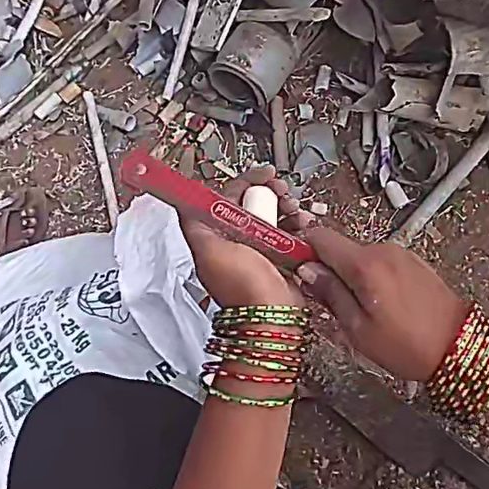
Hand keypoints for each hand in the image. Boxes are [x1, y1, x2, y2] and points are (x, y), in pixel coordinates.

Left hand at [181, 165, 310, 307]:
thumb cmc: (242, 287)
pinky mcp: (284, 255)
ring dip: (288, 208)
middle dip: (271, 193)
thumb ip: (194, 224)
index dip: (246, 182)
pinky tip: (303, 225)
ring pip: (276, 214)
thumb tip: (185, 200)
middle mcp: (240, 239)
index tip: (264, 175)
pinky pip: (292, 231)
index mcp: (218, 235)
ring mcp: (263, 247)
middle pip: (256, 202)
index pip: (229, 198)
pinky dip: (299, 224)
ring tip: (295, 212)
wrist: (273, 313)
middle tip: (283, 192)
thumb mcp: (210, 251)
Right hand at [296, 227, 466, 382]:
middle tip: (326, 303)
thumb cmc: (408, 345)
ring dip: (350, 276)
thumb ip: (330, 294)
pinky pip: (379, 262)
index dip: (301, 248)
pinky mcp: (413, 262)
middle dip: (327, 269)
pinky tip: (379, 305)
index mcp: (365, 264)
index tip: (293, 266)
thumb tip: (307, 271)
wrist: (460, 346)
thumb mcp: (358, 329)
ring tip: (358, 310)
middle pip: (340, 247)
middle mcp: (383, 250)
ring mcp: (400, 253)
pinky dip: (370, 278)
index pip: (320, 236)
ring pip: (359, 256)